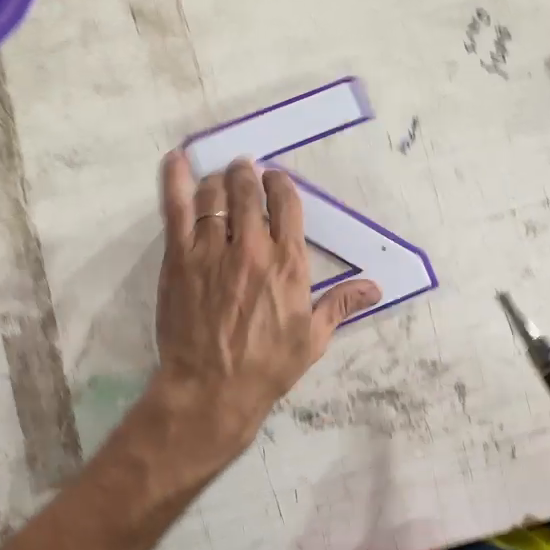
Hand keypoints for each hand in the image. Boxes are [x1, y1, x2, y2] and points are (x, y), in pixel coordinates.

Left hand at [150, 152, 379, 458]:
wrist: (213, 388)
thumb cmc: (268, 366)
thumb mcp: (313, 338)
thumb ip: (341, 304)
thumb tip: (374, 288)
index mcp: (288, 263)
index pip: (287, 205)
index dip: (280, 185)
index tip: (275, 180)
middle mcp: (252, 247)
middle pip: (248, 192)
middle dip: (247, 175)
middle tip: (244, 172)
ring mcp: (212, 250)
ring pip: (214, 196)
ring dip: (219, 180)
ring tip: (220, 178)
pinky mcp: (179, 258)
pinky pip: (176, 208)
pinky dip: (175, 181)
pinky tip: (175, 161)